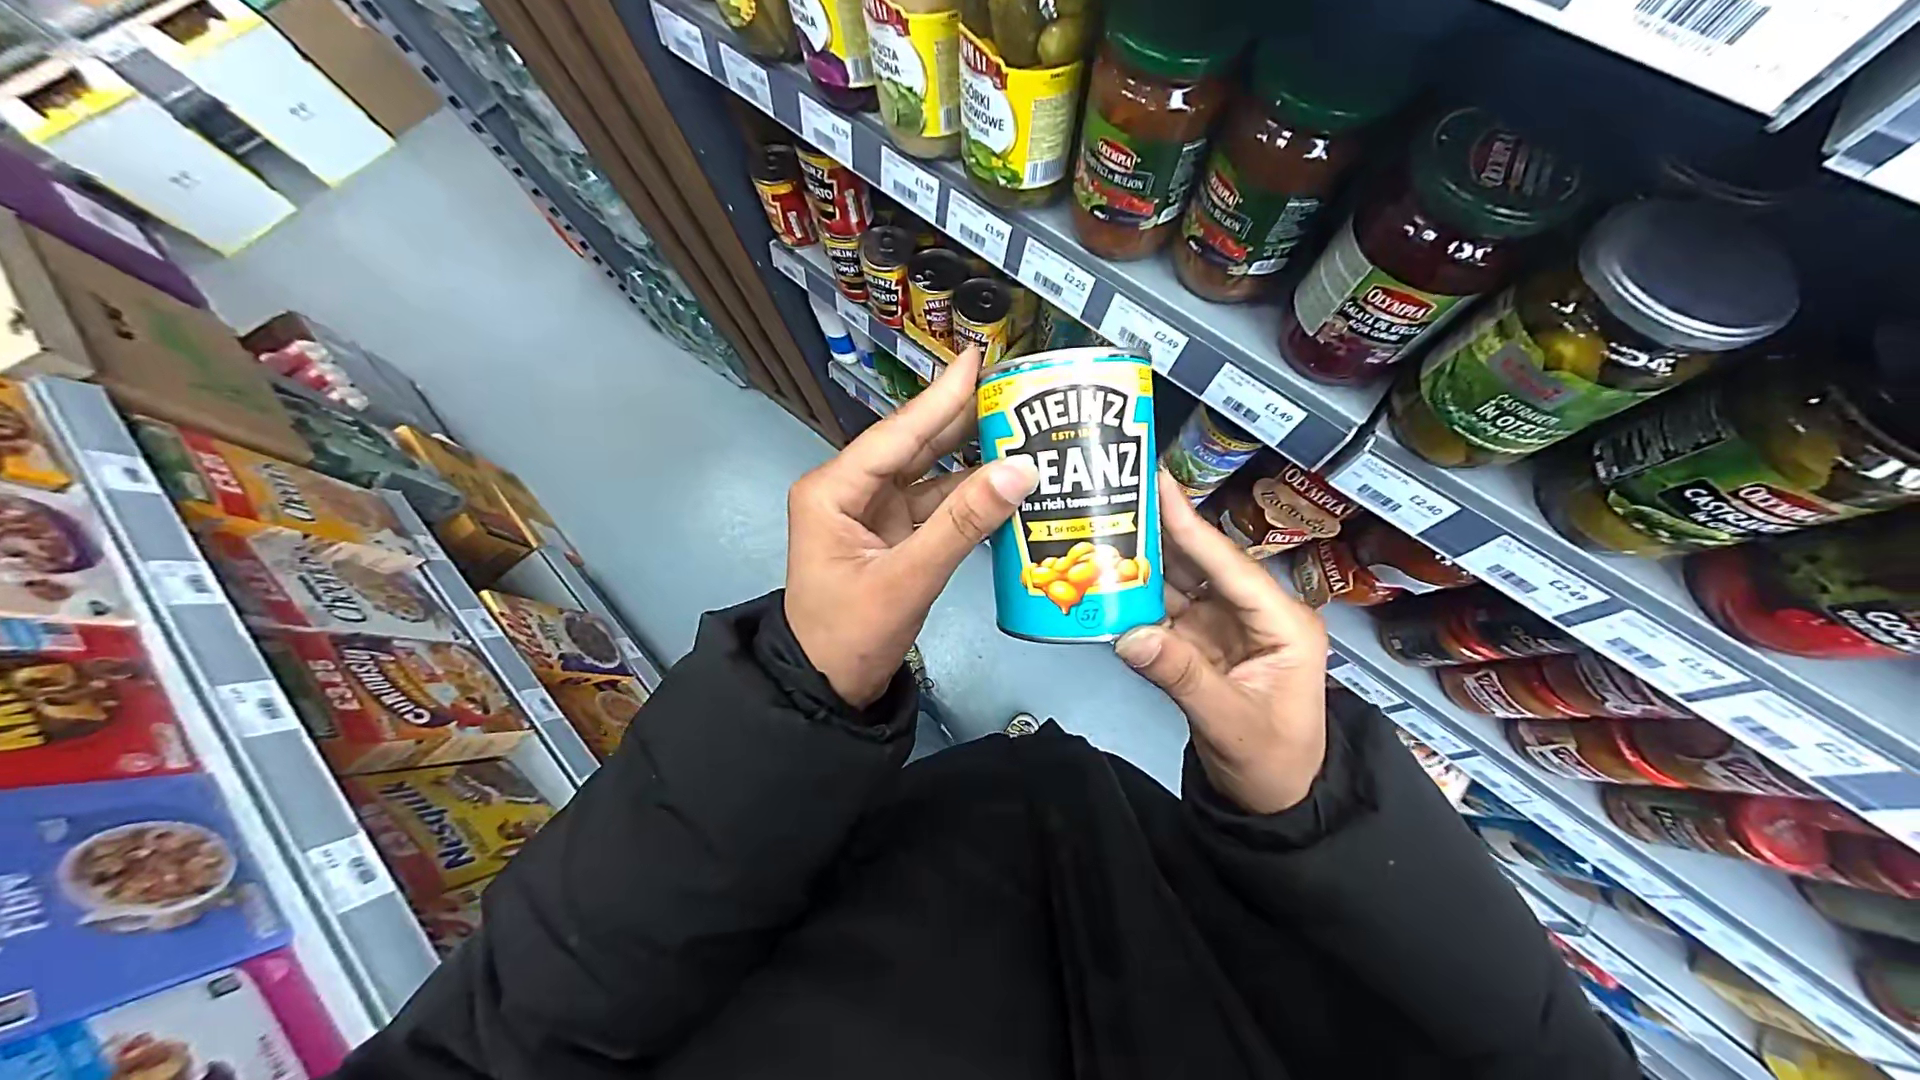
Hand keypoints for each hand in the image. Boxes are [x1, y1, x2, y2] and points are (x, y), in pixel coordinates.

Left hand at [785, 348, 1039, 707]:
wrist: (828, 687)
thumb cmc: (851, 634)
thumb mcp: (908, 579)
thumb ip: (964, 524)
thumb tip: (1021, 471)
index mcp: (833, 490)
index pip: (897, 434)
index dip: (941, 397)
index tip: (978, 360)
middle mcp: (850, 491)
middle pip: (912, 446)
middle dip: (958, 417)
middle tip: (1009, 386)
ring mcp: (872, 513)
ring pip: (926, 474)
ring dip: (967, 455)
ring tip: (1017, 427)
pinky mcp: (890, 534)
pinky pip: (932, 504)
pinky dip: (965, 495)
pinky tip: (1000, 481)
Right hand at [1113, 472, 1328, 813]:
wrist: (1271, 800)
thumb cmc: (1271, 762)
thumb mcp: (1230, 723)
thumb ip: (1182, 677)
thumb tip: (1128, 635)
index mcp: (1282, 622)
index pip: (1229, 565)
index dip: (1190, 524)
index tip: (1157, 484)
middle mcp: (1252, 611)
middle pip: (1202, 562)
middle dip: (1160, 529)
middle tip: (1118, 494)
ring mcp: (1223, 623)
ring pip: (1179, 580)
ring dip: (1143, 557)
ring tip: (1104, 524)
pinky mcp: (1198, 638)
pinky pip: (1163, 607)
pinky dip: (1135, 594)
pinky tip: (1107, 575)